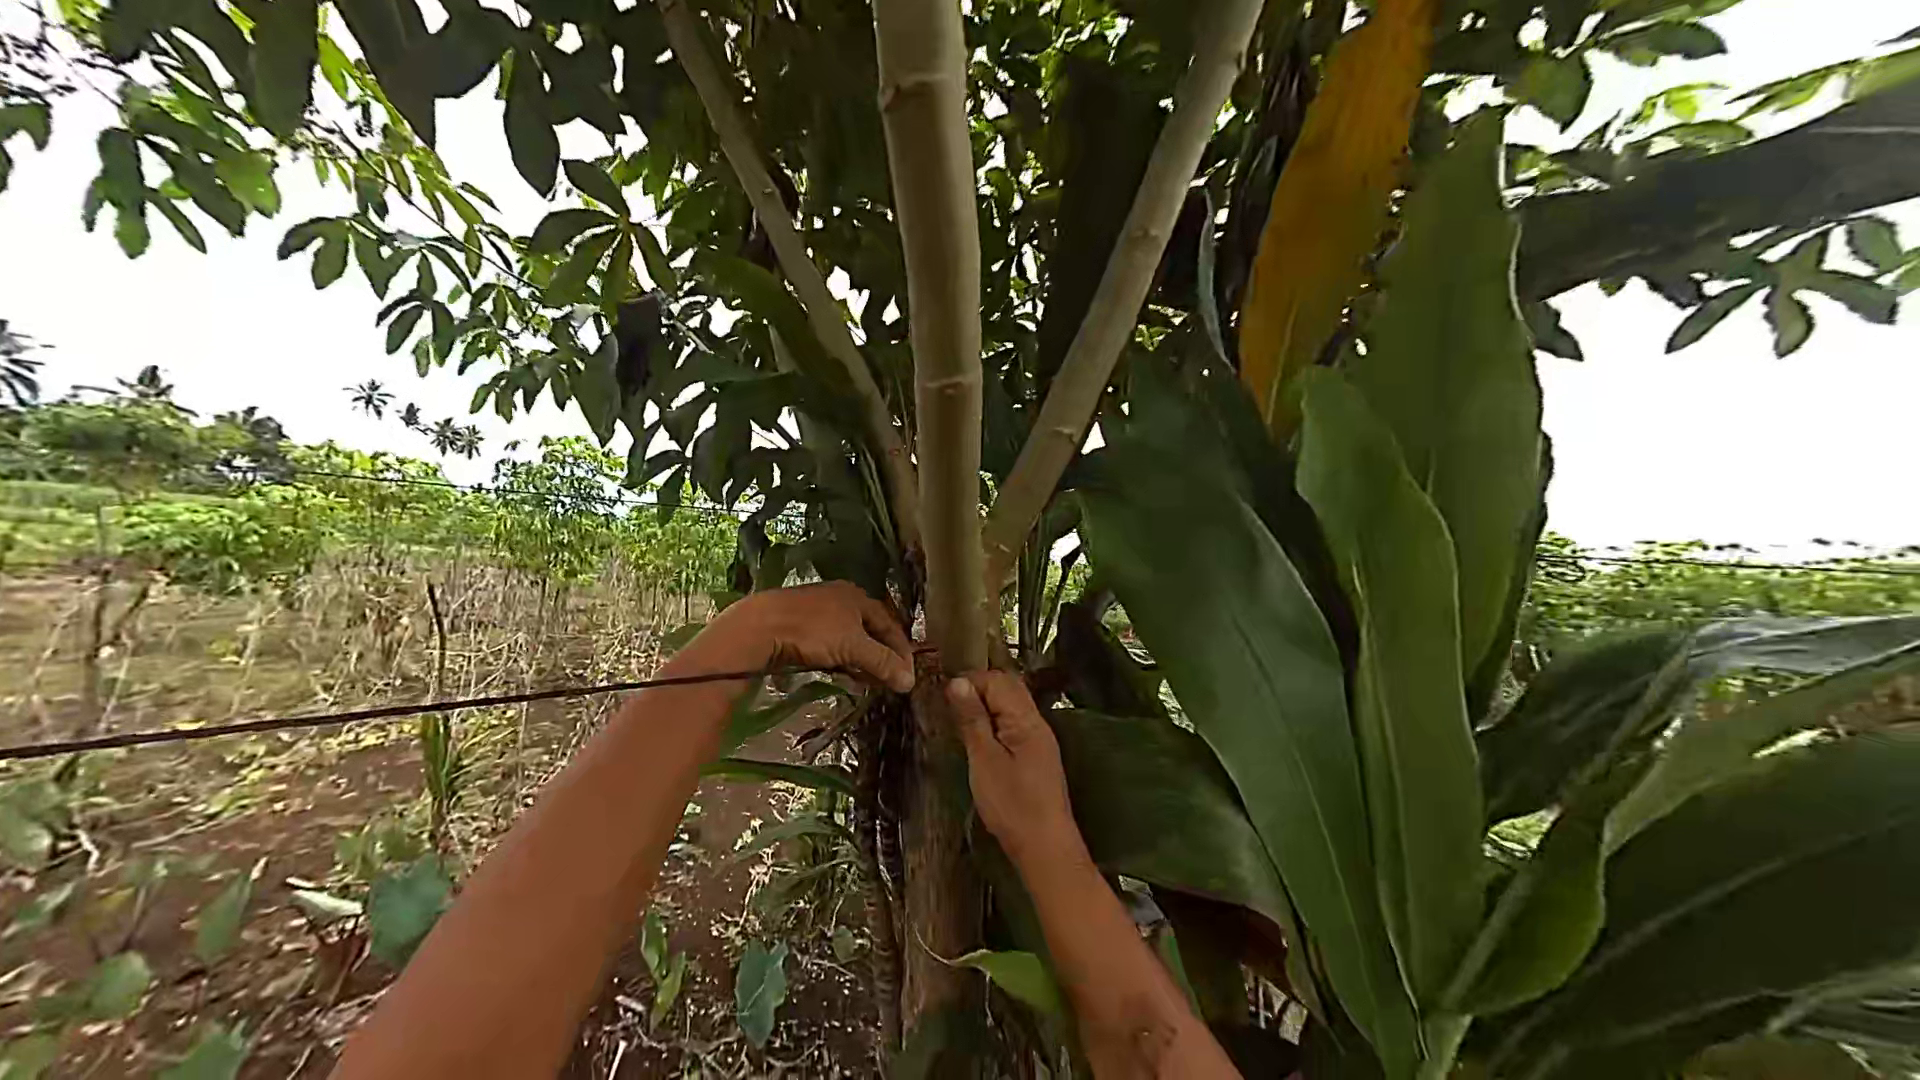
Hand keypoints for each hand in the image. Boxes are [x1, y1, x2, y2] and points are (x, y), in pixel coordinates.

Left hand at [686, 581, 915, 692]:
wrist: (761, 628)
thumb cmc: (813, 630)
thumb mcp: (853, 647)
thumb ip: (883, 663)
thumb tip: (909, 681)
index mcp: (858, 597)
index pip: (890, 625)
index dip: (901, 651)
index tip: (908, 675)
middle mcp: (841, 600)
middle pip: (870, 632)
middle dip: (881, 657)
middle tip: (889, 681)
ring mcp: (820, 612)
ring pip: (850, 640)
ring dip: (861, 661)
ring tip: (867, 681)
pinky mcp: (801, 627)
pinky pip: (831, 645)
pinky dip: (841, 660)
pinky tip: (841, 673)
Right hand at [945, 671, 1082, 866]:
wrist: (1045, 847)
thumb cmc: (1012, 805)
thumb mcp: (984, 760)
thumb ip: (972, 719)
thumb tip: (958, 683)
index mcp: (1026, 719)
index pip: (998, 681)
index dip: (970, 681)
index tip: (944, 695)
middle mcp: (1037, 722)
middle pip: (1008, 688)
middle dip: (978, 689)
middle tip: (949, 705)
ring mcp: (1039, 739)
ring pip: (1011, 705)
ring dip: (985, 705)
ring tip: (959, 719)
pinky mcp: (1036, 755)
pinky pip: (1013, 723)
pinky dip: (994, 722)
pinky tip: (979, 737)